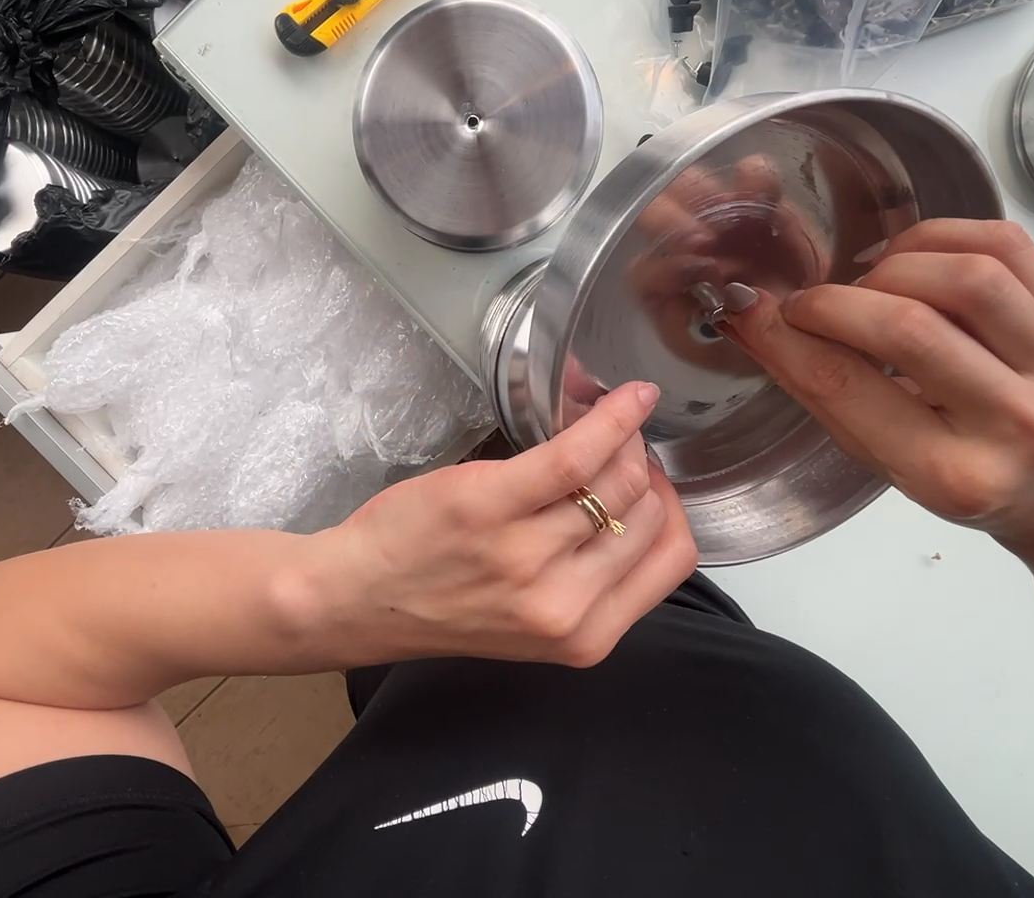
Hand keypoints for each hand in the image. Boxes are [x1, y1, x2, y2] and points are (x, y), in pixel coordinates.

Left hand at [301, 381, 698, 666]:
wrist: (361, 599)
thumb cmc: (445, 601)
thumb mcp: (535, 617)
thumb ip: (591, 579)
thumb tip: (640, 502)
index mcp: (584, 635)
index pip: (672, 558)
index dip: (669, 509)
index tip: (651, 483)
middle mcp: (564, 602)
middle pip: (647, 512)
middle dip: (643, 469)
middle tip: (619, 446)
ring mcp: (528, 555)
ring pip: (618, 479)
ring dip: (623, 441)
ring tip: (604, 423)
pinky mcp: (492, 507)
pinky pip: (575, 455)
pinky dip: (609, 419)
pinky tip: (625, 398)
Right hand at [720, 219, 1033, 557]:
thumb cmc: (964, 481)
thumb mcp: (883, 461)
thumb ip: (822, 391)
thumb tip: (753, 319)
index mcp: (955, 475)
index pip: (847, 388)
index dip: (785, 340)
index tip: (750, 312)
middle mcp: (1022, 423)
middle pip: (907, 327)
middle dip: (832, 304)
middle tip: (802, 305)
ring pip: (964, 276)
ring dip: (889, 268)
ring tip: (862, 285)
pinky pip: (1006, 245)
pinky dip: (938, 237)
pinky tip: (907, 257)